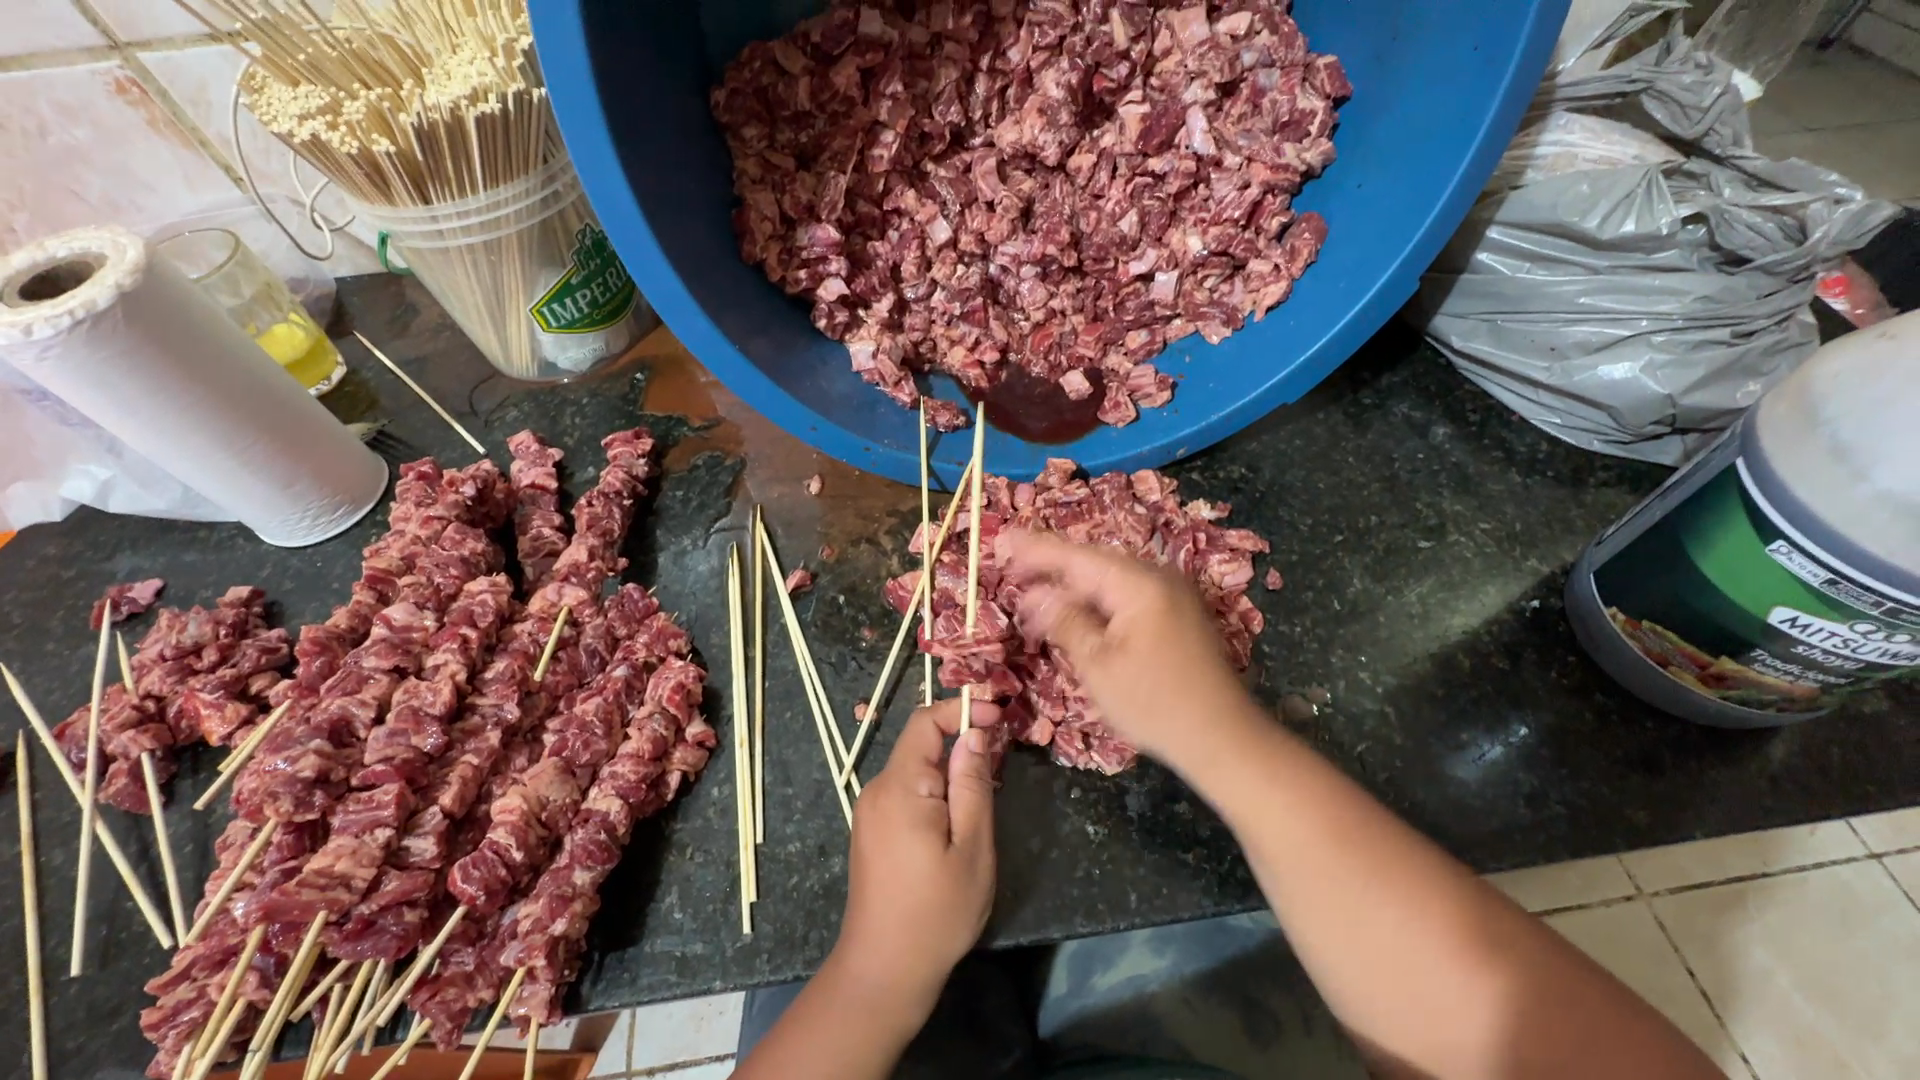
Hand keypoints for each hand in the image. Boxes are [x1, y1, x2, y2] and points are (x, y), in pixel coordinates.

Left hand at [833, 697, 1000, 1011]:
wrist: (883, 969)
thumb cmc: (936, 911)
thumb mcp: (972, 847)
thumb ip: (973, 785)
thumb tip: (974, 734)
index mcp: (901, 787)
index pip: (925, 721)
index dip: (962, 709)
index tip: (1000, 717)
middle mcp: (878, 790)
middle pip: (920, 743)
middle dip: (961, 742)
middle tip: (1002, 765)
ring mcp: (870, 811)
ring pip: (915, 769)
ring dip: (950, 771)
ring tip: (984, 801)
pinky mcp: (871, 830)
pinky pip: (906, 792)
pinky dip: (935, 791)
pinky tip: (957, 823)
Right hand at [998, 529, 1259, 764]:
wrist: (1223, 737)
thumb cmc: (1155, 704)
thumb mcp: (1098, 665)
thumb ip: (1065, 621)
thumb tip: (1034, 594)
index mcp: (1138, 584)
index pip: (1076, 557)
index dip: (1036, 550)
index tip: (1003, 540)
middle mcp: (1157, 578)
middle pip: (1094, 562)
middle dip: (1051, 565)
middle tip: (1010, 565)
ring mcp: (1171, 596)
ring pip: (1109, 579)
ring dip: (1072, 584)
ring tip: (1033, 587)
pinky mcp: (1175, 616)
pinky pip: (1126, 595)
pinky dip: (1095, 600)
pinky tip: (1074, 611)